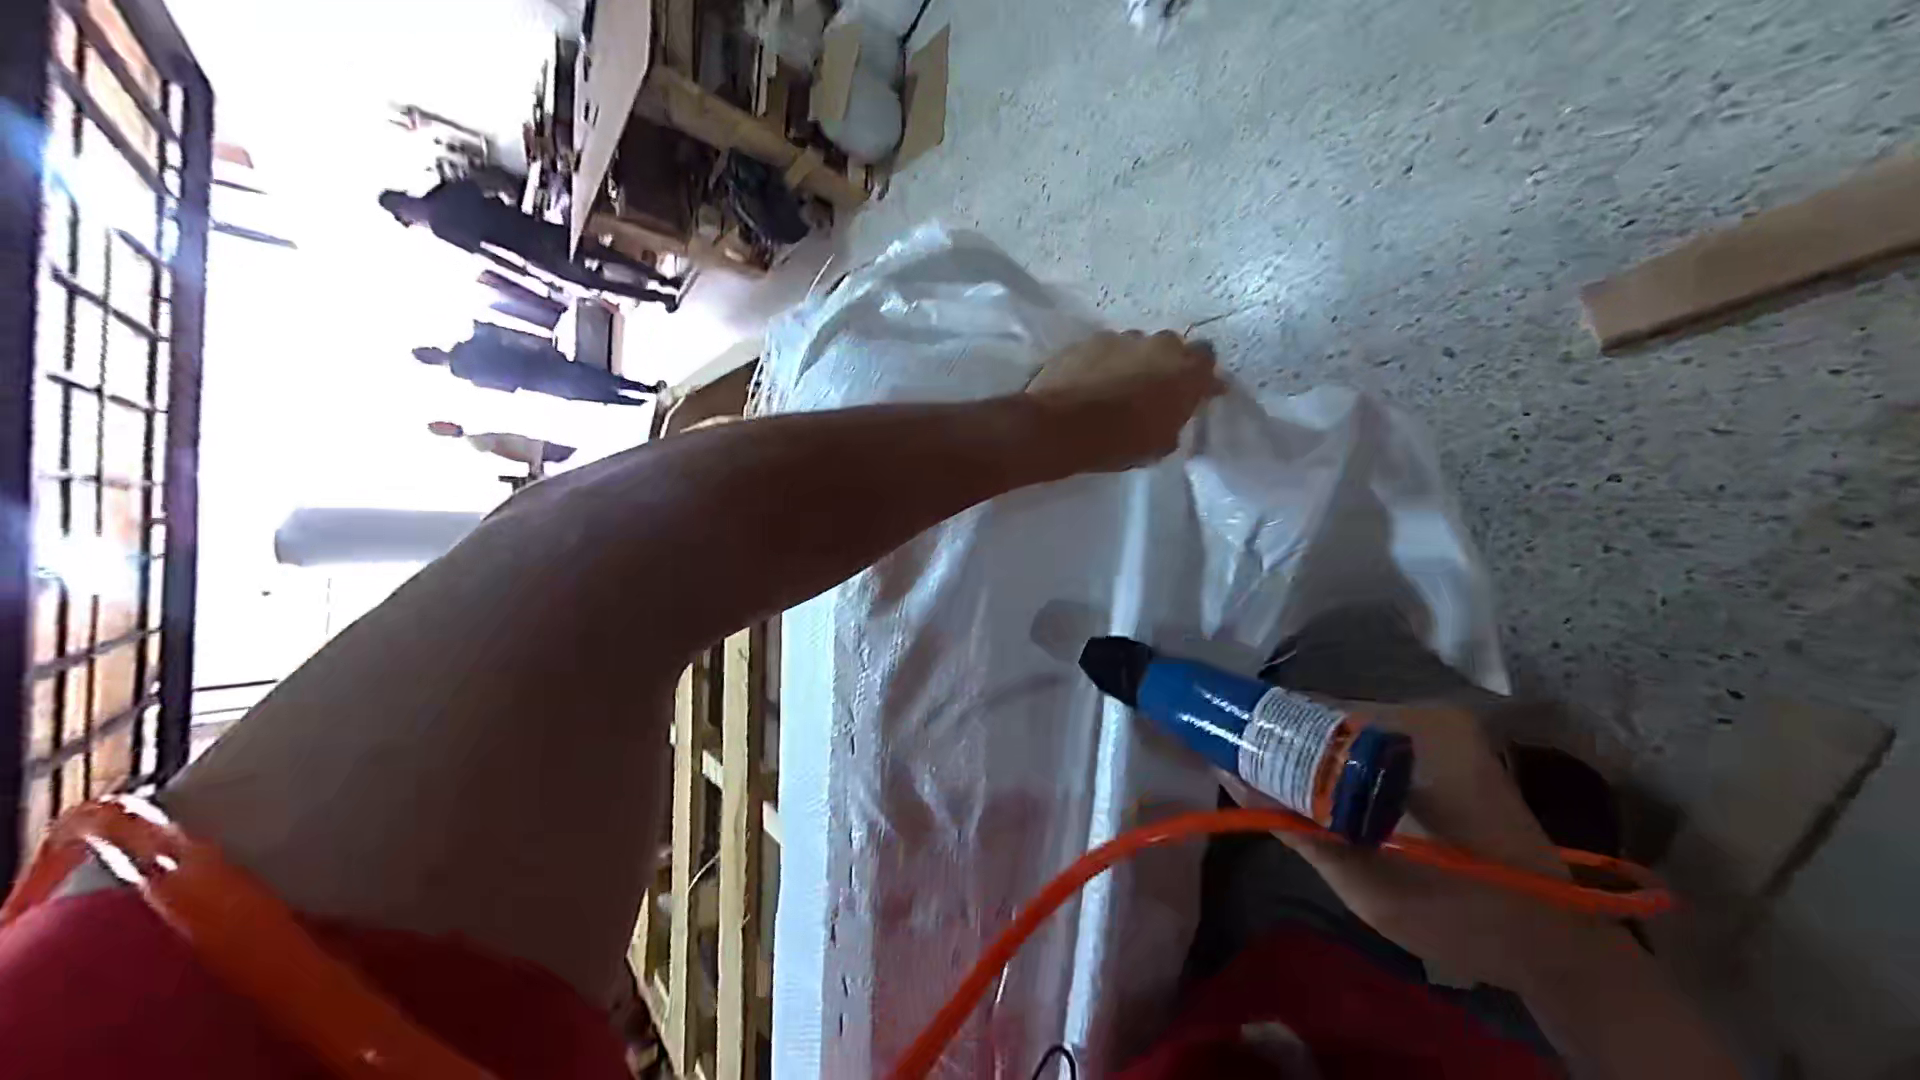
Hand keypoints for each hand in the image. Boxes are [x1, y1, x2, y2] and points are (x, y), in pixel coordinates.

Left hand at [1025, 330, 1222, 472]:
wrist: (1061, 426)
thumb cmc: (1119, 442)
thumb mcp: (1160, 444)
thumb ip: (1174, 420)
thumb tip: (1174, 413)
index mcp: (1186, 371)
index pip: (1205, 360)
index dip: (1198, 376)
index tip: (1193, 392)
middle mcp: (1159, 344)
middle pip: (1170, 348)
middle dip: (1165, 365)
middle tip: (1152, 389)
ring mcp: (1121, 338)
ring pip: (1135, 346)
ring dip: (1132, 362)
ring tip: (1116, 386)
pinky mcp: (1087, 340)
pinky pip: (1103, 350)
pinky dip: (1102, 363)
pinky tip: (1090, 382)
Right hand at [1222, 704, 1612, 989]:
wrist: (1562, 949)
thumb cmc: (1469, 919)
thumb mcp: (1371, 883)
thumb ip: (1297, 824)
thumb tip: (1227, 773)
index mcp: (1422, 737)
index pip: (1316, 712)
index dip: (1263, 726)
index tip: (1218, 738)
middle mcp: (1431, 716)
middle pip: (1326, 715)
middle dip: (1278, 739)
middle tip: (1232, 761)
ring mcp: (1440, 731)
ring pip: (1342, 727)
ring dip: (1301, 750)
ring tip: (1259, 774)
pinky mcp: (1442, 749)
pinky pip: (1365, 742)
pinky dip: (1330, 759)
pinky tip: (1308, 785)